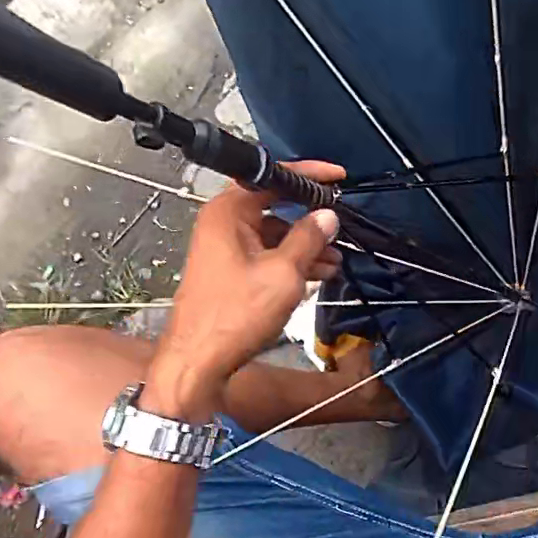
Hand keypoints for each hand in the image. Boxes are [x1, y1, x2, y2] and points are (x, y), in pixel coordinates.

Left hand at [145, 161, 343, 416]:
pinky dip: (290, 264)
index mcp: (228, 212)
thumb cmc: (231, 318)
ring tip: (333, 260)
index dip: (309, 176)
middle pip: (274, 208)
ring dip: (305, 247)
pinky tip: (315, 275)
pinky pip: (266, 257)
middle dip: (310, 220)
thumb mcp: (283, 273)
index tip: (335, 178)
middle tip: (337, 228)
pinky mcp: (230, 274)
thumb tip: (326, 217)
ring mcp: (225, 251)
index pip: (272, 177)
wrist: (199, 361)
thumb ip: (308, 239)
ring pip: (273, 236)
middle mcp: (222, 226)